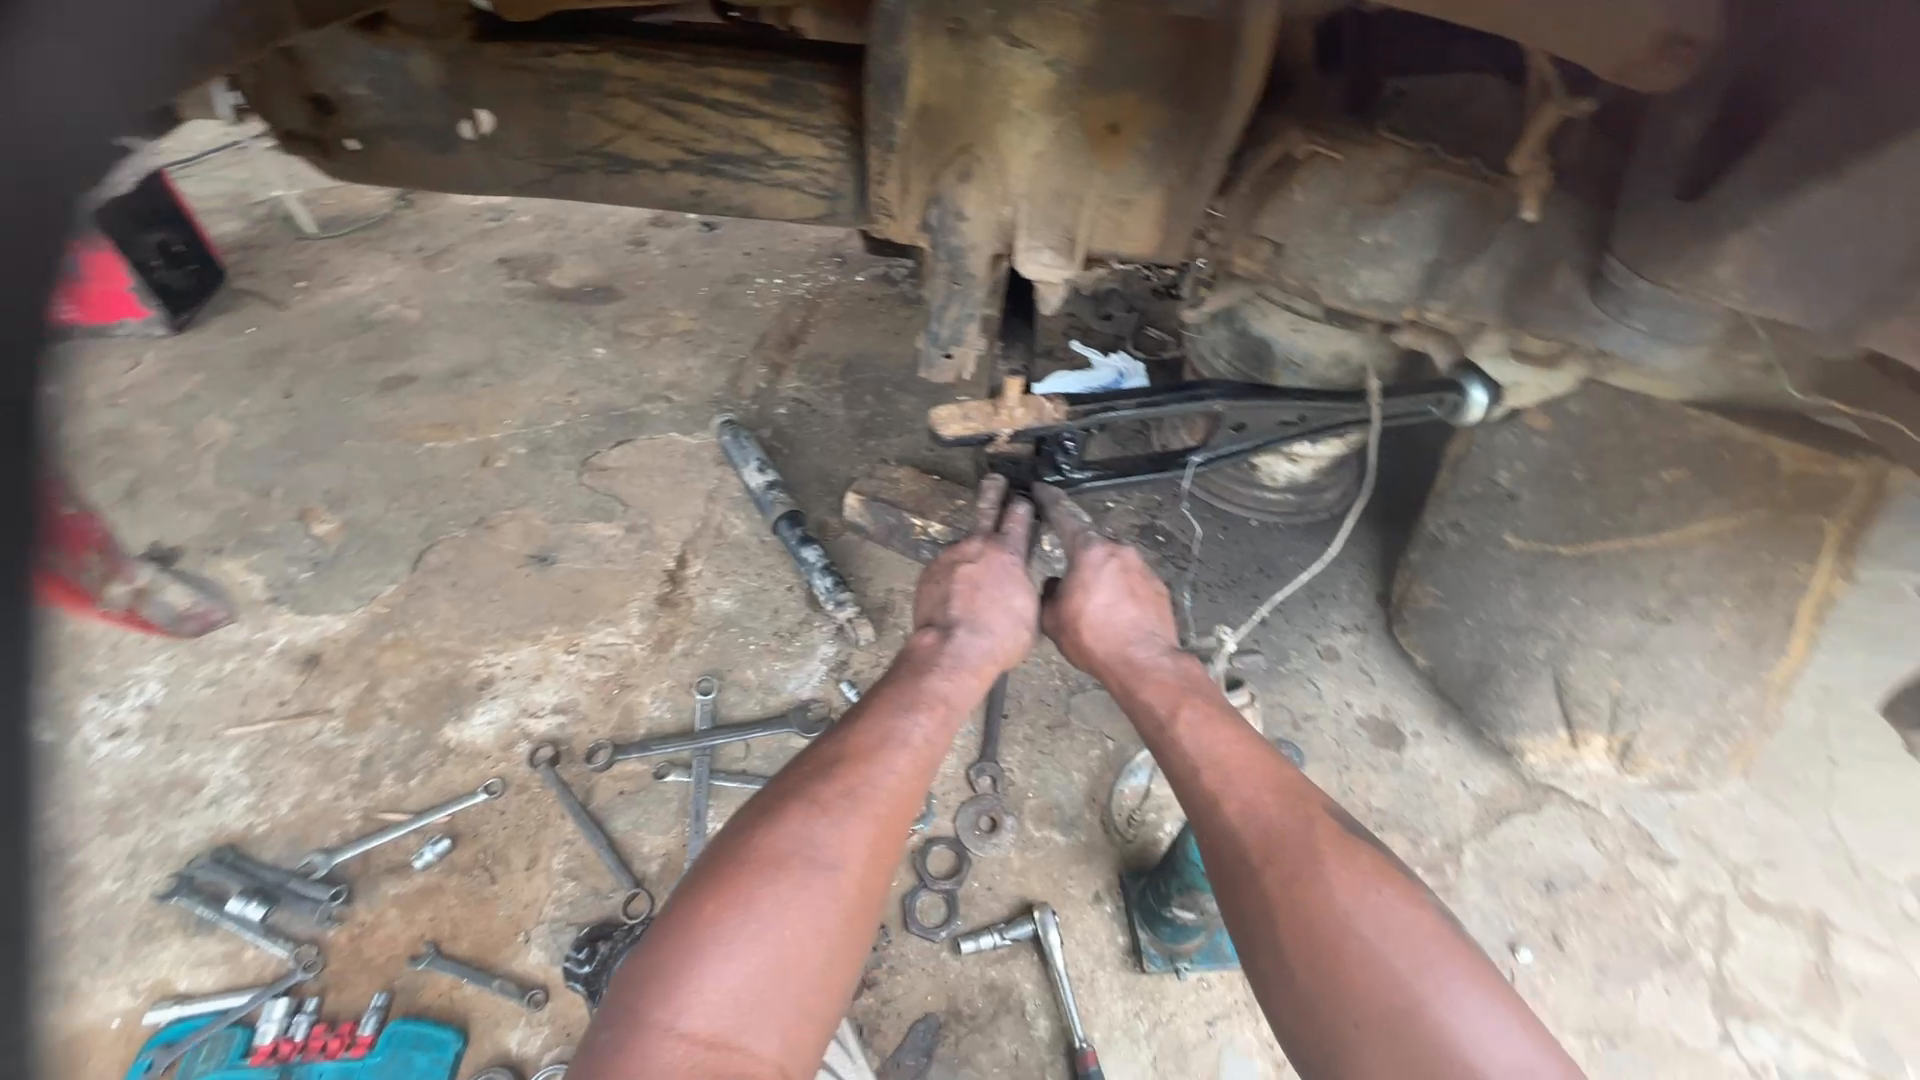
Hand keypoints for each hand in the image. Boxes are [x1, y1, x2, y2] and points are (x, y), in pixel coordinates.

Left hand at [910, 474, 1038, 678]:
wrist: (954, 648)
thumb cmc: (1001, 636)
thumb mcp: (1030, 610)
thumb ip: (1024, 585)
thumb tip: (1018, 582)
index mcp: (1009, 553)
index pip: (1019, 516)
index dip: (1023, 505)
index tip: (1024, 497)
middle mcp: (978, 545)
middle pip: (987, 508)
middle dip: (993, 491)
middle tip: (994, 479)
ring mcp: (950, 556)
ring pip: (963, 549)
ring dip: (969, 557)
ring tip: (972, 580)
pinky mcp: (929, 572)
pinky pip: (945, 570)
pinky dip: (951, 579)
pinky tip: (955, 598)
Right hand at [1031, 484, 1183, 683]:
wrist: (1144, 662)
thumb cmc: (1092, 638)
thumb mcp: (1053, 619)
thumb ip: (1049, 593)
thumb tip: (1056, 584)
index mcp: (1088, 551)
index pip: (1064, 517)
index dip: (1050, 501)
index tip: (1042, 488)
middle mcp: (1118, 551)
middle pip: (1091, 546)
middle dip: (1079, 560)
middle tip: (1070, 585)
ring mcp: (1143, 567)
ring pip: (1113, 565)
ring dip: (1102, 579)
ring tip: (1095, 608)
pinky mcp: (1159, 588)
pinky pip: (1132, 583)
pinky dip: (1121, 594)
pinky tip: (1116, 616)